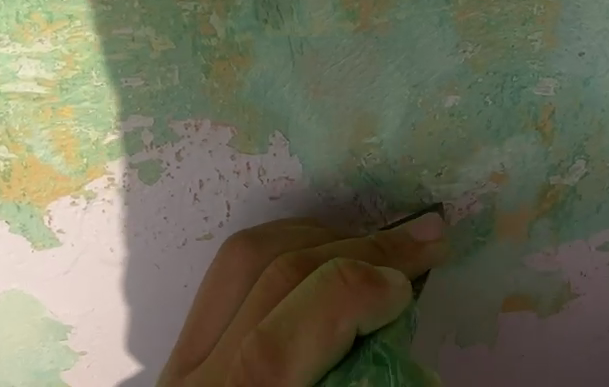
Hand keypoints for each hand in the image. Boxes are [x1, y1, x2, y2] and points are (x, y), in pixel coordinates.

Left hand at [160, 212, 449, 385]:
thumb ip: (368, 383)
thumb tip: (407, 336)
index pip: (273, 351)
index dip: (351, 299)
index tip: (409, 288)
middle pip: (272, 282)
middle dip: (362, 250)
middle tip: (425, 240)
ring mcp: (182, 365)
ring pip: (245, 259)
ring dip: (325, 237)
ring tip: (382, 244)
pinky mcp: (185, 350)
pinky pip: (233, 271)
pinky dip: (289, 245)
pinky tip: (330, 253)